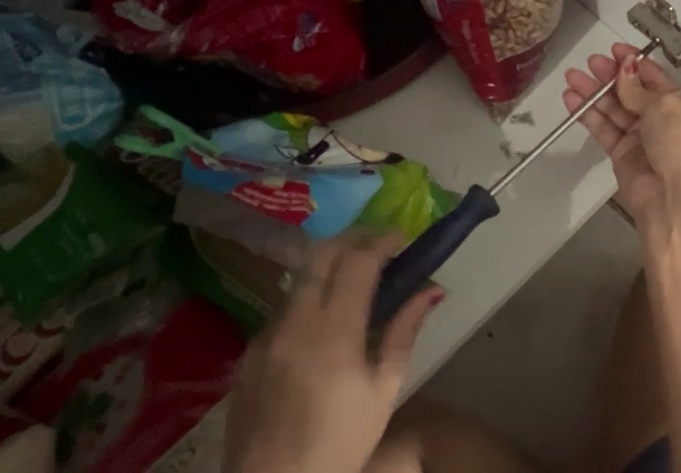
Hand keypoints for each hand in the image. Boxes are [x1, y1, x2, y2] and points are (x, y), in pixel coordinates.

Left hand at [223, 235, 443, 472]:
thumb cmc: (339, 443)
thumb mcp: (384, 390)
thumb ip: (405, 332)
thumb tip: (433, 290)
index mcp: (334, 332)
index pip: (358, 261)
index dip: (384, 240)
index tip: (405, 237)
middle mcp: (294, 323)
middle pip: (322, 255)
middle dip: (355, 238)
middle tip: (382, 244)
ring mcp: (265, 337)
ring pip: (301, 280)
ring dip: (331, 267)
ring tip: (358, 279)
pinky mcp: (248, 354)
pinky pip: (284, 310)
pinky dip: (310, 299)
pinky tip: (325, 322)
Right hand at [563, 43, 680, 237]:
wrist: (673, 197)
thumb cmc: (678, 145)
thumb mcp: (664, 107)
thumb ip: (639, 89)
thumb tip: (626, 67)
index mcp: (678, 102)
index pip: (653, 76)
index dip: (634, 62)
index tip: (614, 49)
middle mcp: (659, 117)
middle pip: (630, 91)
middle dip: (610, 75)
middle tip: (589, 62)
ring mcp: (638, 135)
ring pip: (613, 108)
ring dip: (593, 92)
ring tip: (572, 77)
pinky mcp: (620, 153)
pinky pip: (602, 128)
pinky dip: (587, 114)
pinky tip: (571, 99)